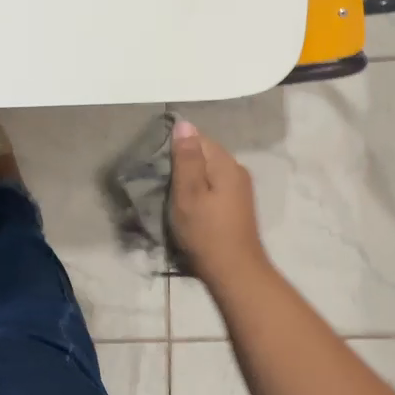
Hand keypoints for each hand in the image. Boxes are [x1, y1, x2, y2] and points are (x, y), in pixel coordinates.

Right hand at [169, 118, 268, 285]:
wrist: (232, 270)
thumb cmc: (205, 230)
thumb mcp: (188, 192)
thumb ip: (186, 158)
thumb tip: (184, 124)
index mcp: (226, 165)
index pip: (198, 139)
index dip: (176, 147)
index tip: (156, 164)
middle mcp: (237, 171)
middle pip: (203, 154)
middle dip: (180, 161)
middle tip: (158, 179)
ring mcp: (238, 189)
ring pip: (206, 170)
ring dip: (187, 176)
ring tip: (167, 191)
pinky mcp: (234, 203)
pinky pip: (211, 184)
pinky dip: (196, 188)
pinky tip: (184, 202)